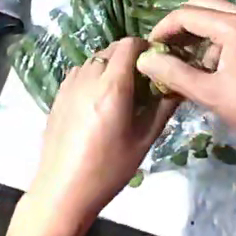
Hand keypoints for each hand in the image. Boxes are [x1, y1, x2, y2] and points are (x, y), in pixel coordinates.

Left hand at [27, 38, 177, 228]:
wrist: (63, 189)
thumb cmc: (108, 169)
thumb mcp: (143, 141)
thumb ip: (162, 108)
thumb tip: (177, 86)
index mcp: (112, 86)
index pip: (129, 45)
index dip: (145, 48)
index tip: (156, 64)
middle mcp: (88, 77)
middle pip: (111, 50)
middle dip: (129, 57)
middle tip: (142, 81)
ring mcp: (69, 84)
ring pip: (94, 60)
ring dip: (110, 66)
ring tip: (121, 92)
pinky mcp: (58, 94)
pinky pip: (79, 72)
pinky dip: (92, 76)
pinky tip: (98, 101)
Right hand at [137, 0, 235, 171]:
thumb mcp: (212, 95)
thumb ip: (175, 74)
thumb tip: (143, 59)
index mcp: (234, 26)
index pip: (186, 14)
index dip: (163, 29)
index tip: (150, 49)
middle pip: (201, 6)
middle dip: (179, 26)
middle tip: (165, 51)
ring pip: (217, 14)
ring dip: (198, 31)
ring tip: (186, 61)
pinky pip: (233, 23)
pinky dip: (216, 36)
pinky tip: (212, 66)